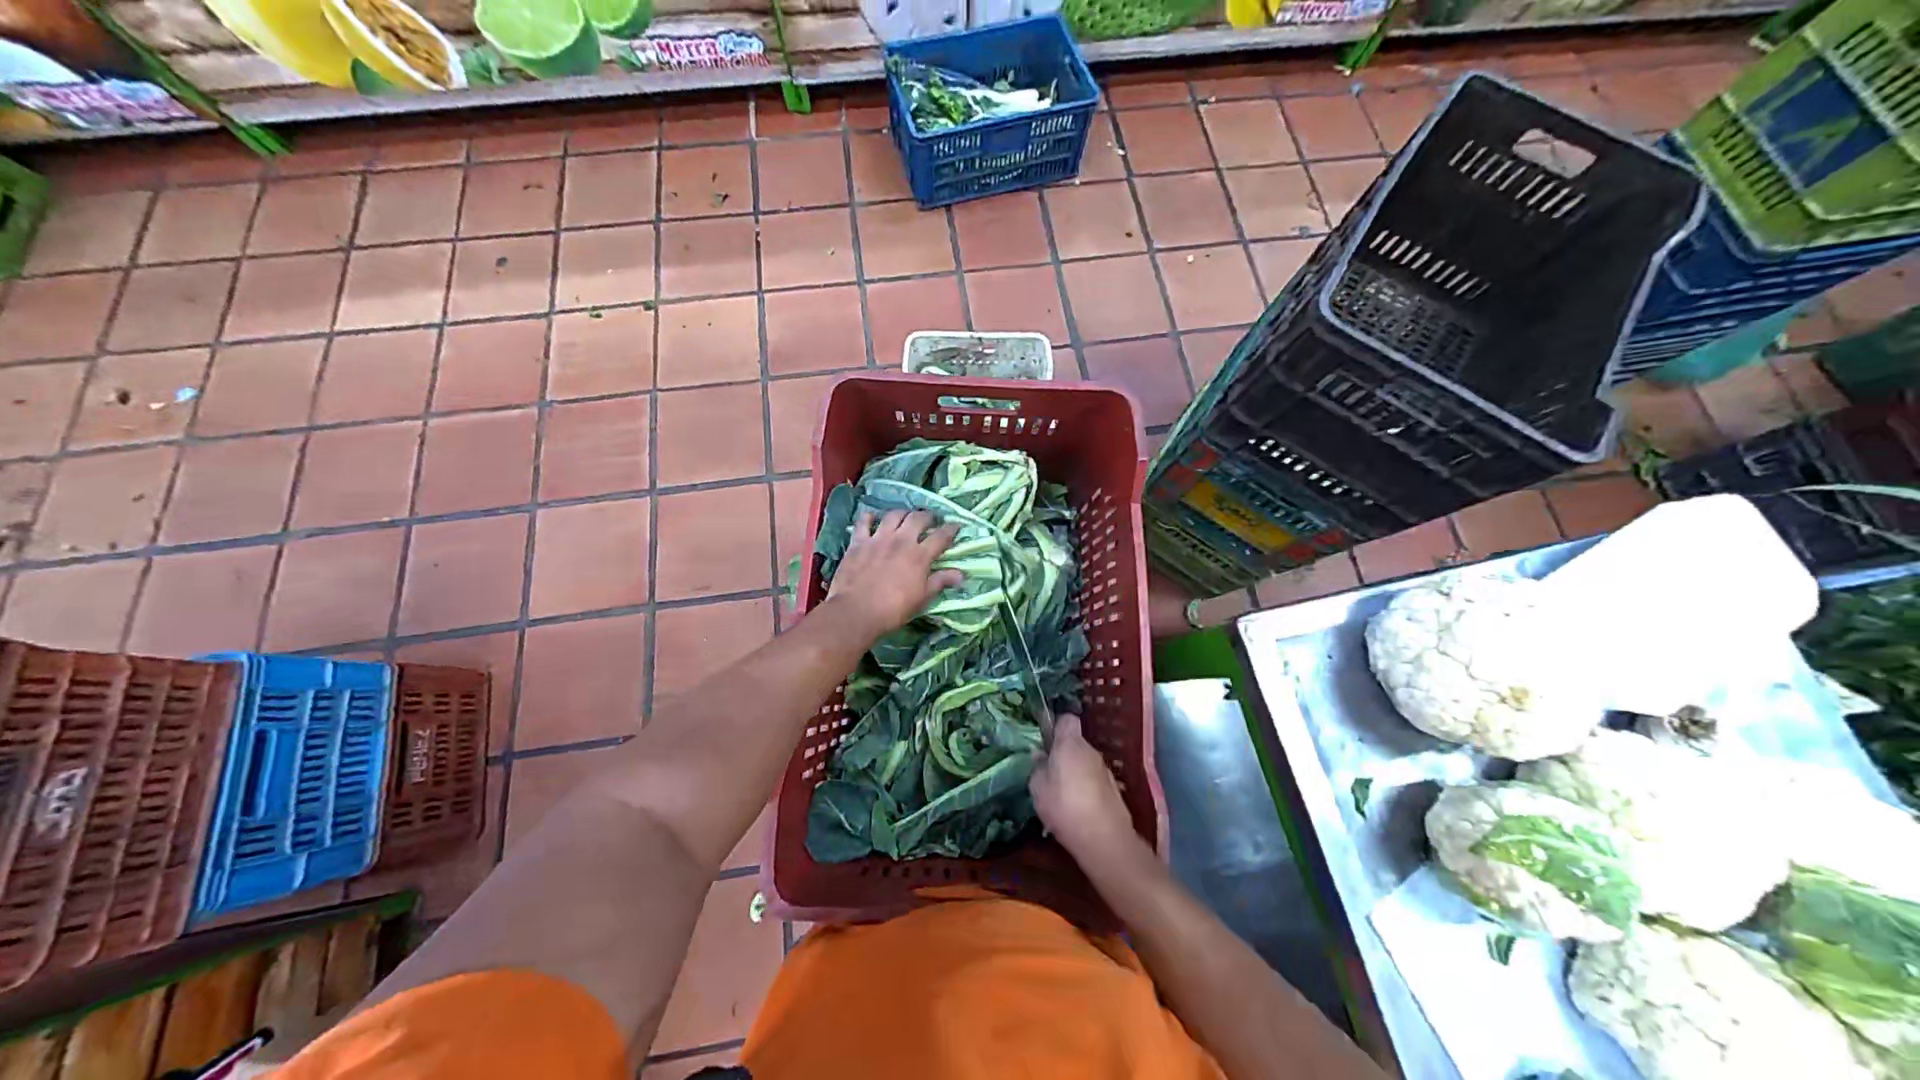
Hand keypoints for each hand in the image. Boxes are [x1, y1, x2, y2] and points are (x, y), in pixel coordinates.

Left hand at [825, 509, 963, 639]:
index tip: (956, 525)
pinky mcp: (858, 542)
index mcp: (919, 555)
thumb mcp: (922, 598)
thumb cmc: (894, 609)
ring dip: (903, 513)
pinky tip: (873, 518)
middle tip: (931, 519)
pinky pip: (864, 522)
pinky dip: (869, 517)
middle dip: (928, 516)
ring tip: (906, 516)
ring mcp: (878, 538)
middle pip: (918, 518)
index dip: (951, 529)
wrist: (857, 611)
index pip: (941, 536)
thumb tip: (961, 575)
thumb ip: (940, 582)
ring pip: (893, 515)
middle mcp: (901, 540)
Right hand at [1030, 714, 1139, 867]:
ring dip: (1074, 772)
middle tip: (1047, 772)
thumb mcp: (1038, 788)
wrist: (1105, 839)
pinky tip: (1076, 807)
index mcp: (1070, 744)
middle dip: (1062, 753)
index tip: (1045, 740)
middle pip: (1075, 743)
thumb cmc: (1065, 807)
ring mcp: (1105, 770)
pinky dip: (1085, 787)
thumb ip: (1037, 767)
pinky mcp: (1113, 788)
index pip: (1066, 719)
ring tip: (1060, 794)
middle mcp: (1090, 751)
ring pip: (1084, 762)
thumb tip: (1039, 756)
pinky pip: (1093, 780)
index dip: (1055, 726)